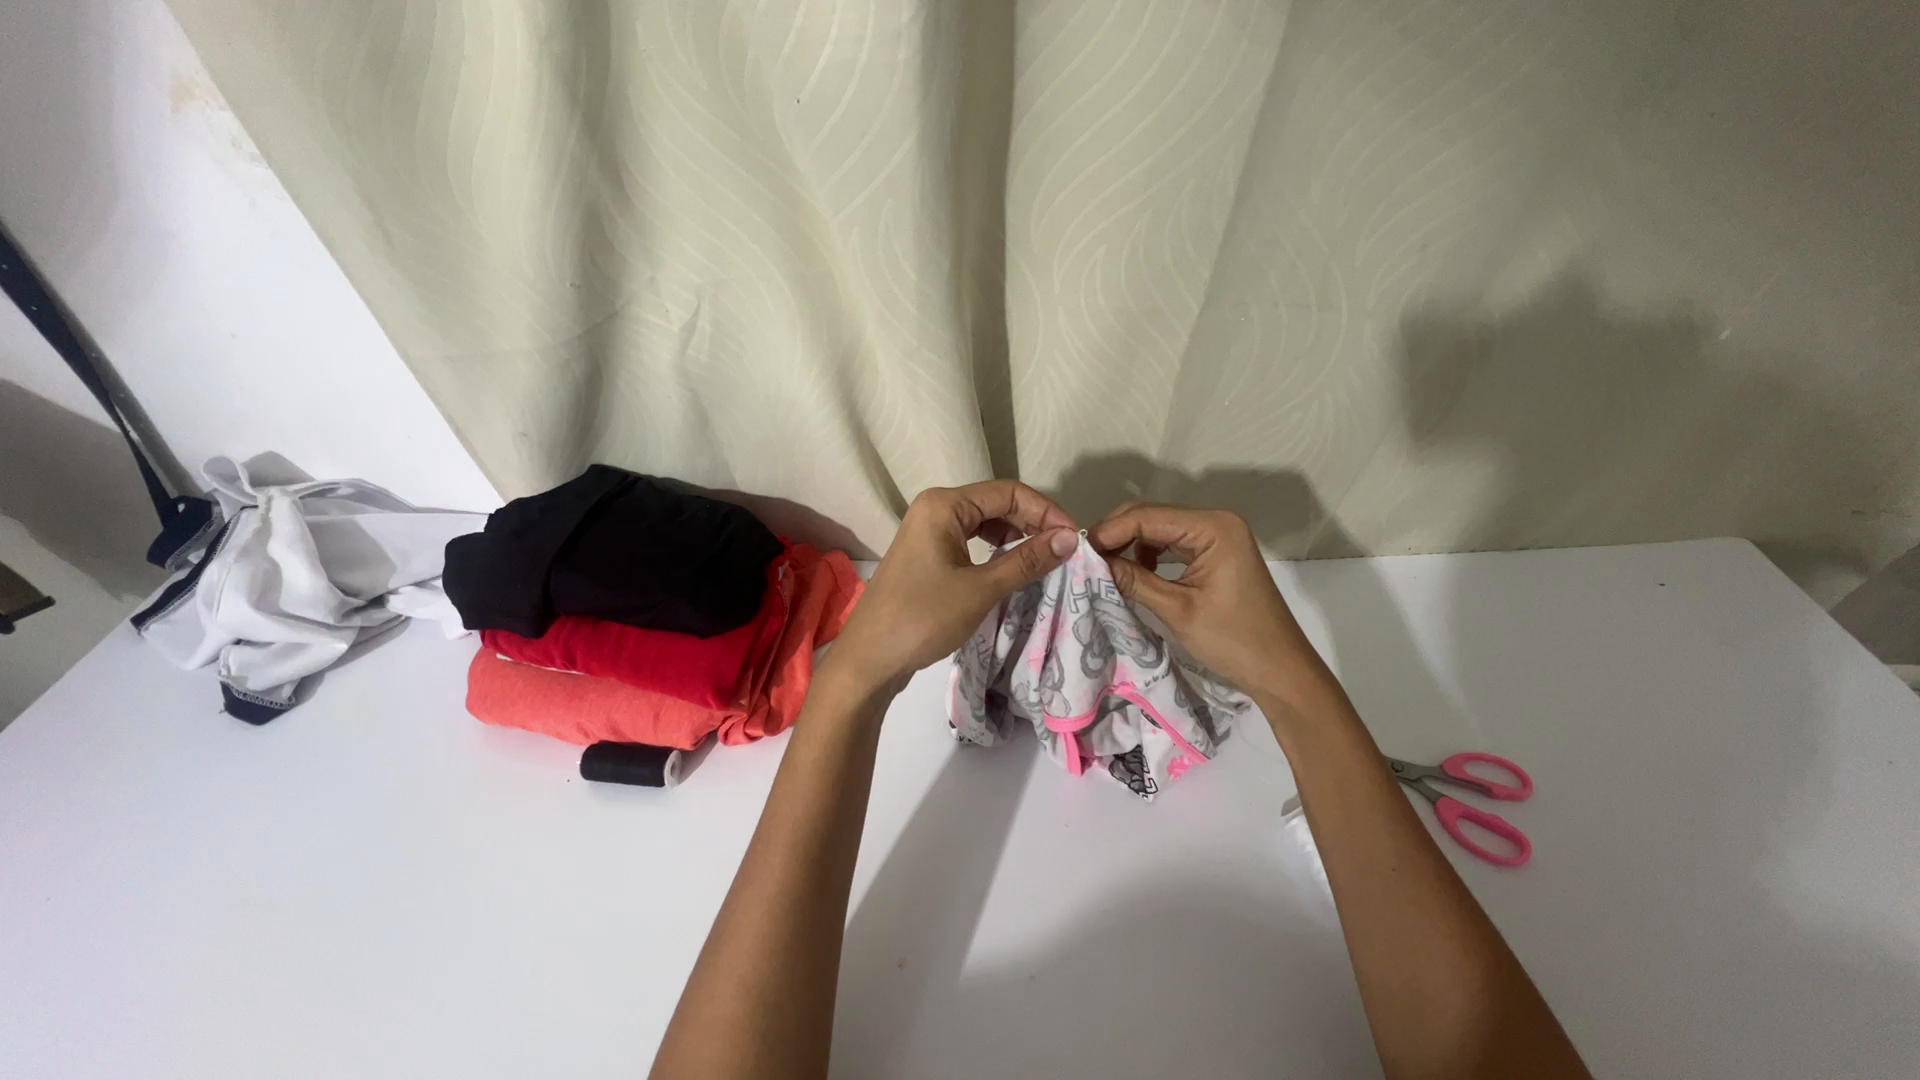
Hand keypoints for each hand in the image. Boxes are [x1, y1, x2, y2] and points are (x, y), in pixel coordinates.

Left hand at [825, 481, 1076, 695]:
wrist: (870, 658)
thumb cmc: (923, 618)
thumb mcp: (980, 588)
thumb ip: (1026, 560)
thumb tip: (1070, 538)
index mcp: (944, 505)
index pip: (1008, 492)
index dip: (1045, 511)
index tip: (1073, 539)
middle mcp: (935, 508)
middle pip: (996, 503)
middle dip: (1032, 522)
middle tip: (1064, 551)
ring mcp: (928, 531)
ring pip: (984, 523)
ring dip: (1016, 537)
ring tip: (1043, 559)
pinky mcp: (927, 555)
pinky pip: (970, 541)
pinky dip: (995, 550)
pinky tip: (1012, 567)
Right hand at [1088, 503, 1331, 703]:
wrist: (1279, 669)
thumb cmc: (1233, 640)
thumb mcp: (1177, 610)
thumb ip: (1133, 580)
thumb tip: (1091, 562)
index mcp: (1212, 527)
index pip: (1147, 516)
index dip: (1110, 531)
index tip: (1078, 552)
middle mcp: (1215, 521)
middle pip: (1152, 516)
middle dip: (1117, 535)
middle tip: (1085, 561)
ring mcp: (1217, 535)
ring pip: (1159, 529)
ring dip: (1130, 544)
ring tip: (1103, 568)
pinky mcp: (1215, 552)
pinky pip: (1172, 543)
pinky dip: (1148, 554)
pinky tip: (1134, 573)